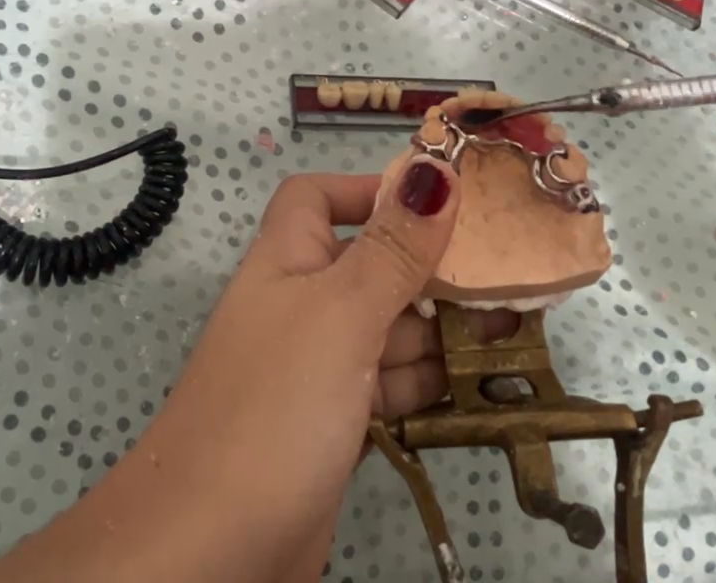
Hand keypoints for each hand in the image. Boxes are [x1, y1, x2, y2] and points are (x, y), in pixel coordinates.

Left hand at [0, 155, 513, 582]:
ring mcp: (316, 367)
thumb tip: (434, 171)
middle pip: (368, 264)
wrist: (211, 545)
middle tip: (503, 283)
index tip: (442, 205)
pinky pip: (387, 383)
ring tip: (503, 333)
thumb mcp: (340, 314)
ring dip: (437, 331)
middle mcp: (299, 305)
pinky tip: (468, 386)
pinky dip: (424, 381)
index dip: (371, 190)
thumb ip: (392, 250)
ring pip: (386, 328)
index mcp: (286, 261)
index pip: (318, 197)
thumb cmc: (275, 407)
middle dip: (427, 270)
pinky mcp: (333, 422)